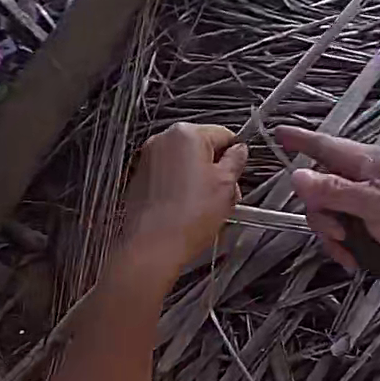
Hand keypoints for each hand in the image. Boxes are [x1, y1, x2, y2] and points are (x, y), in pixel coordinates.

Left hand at [121, 123, 247, 271]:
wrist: (153, 247)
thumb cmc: (189, 216)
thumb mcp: (225, 185)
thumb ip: (235, 161)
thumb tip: (239, 151)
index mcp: (187, 134)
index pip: (223, 134)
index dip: (235, 156)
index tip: (237, 175)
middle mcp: (163, 140)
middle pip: (202, 148)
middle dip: (217, 169)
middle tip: (225, 196)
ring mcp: (148, 159)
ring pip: (185, 163)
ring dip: (199, 180)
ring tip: (206, 207)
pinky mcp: (140, 179)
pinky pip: (169, 176)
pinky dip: (180, 188)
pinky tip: (187, 209)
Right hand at [276, 127, 379, 284]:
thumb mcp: (374, 205)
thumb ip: (334, 191)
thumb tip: (299, 176)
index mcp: (370, 163)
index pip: (327, 147)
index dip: (302, 140)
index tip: (279, 134)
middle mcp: (367, 178)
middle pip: (322, 186)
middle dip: (320, 211)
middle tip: (335, 230)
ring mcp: (370, 201)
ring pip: (330, 211)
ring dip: (331, 232)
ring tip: (347, 247)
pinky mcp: (374, 223)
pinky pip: (344, 229)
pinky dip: (343, 244)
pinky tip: (353, 257)